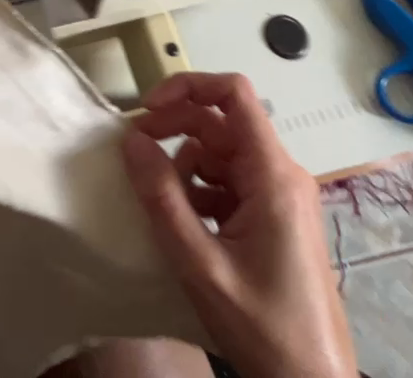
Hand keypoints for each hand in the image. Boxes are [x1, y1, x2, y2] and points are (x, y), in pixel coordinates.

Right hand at [120, 73, 357, 377]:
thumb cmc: (263, 326)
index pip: (233, 94)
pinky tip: (180, 220)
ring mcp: (280, 197)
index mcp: (273, 175)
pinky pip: (229, 183)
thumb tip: (131, 140)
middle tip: (133, 152)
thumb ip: (162, 198)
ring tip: (156, 197)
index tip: (146, 109)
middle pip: (220, 123)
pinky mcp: (274, 219)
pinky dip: (198, 190)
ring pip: (221, 153)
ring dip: (183, 163)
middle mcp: (281, 175)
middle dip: (173, 128)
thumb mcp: (200, 263)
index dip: (186, 86)